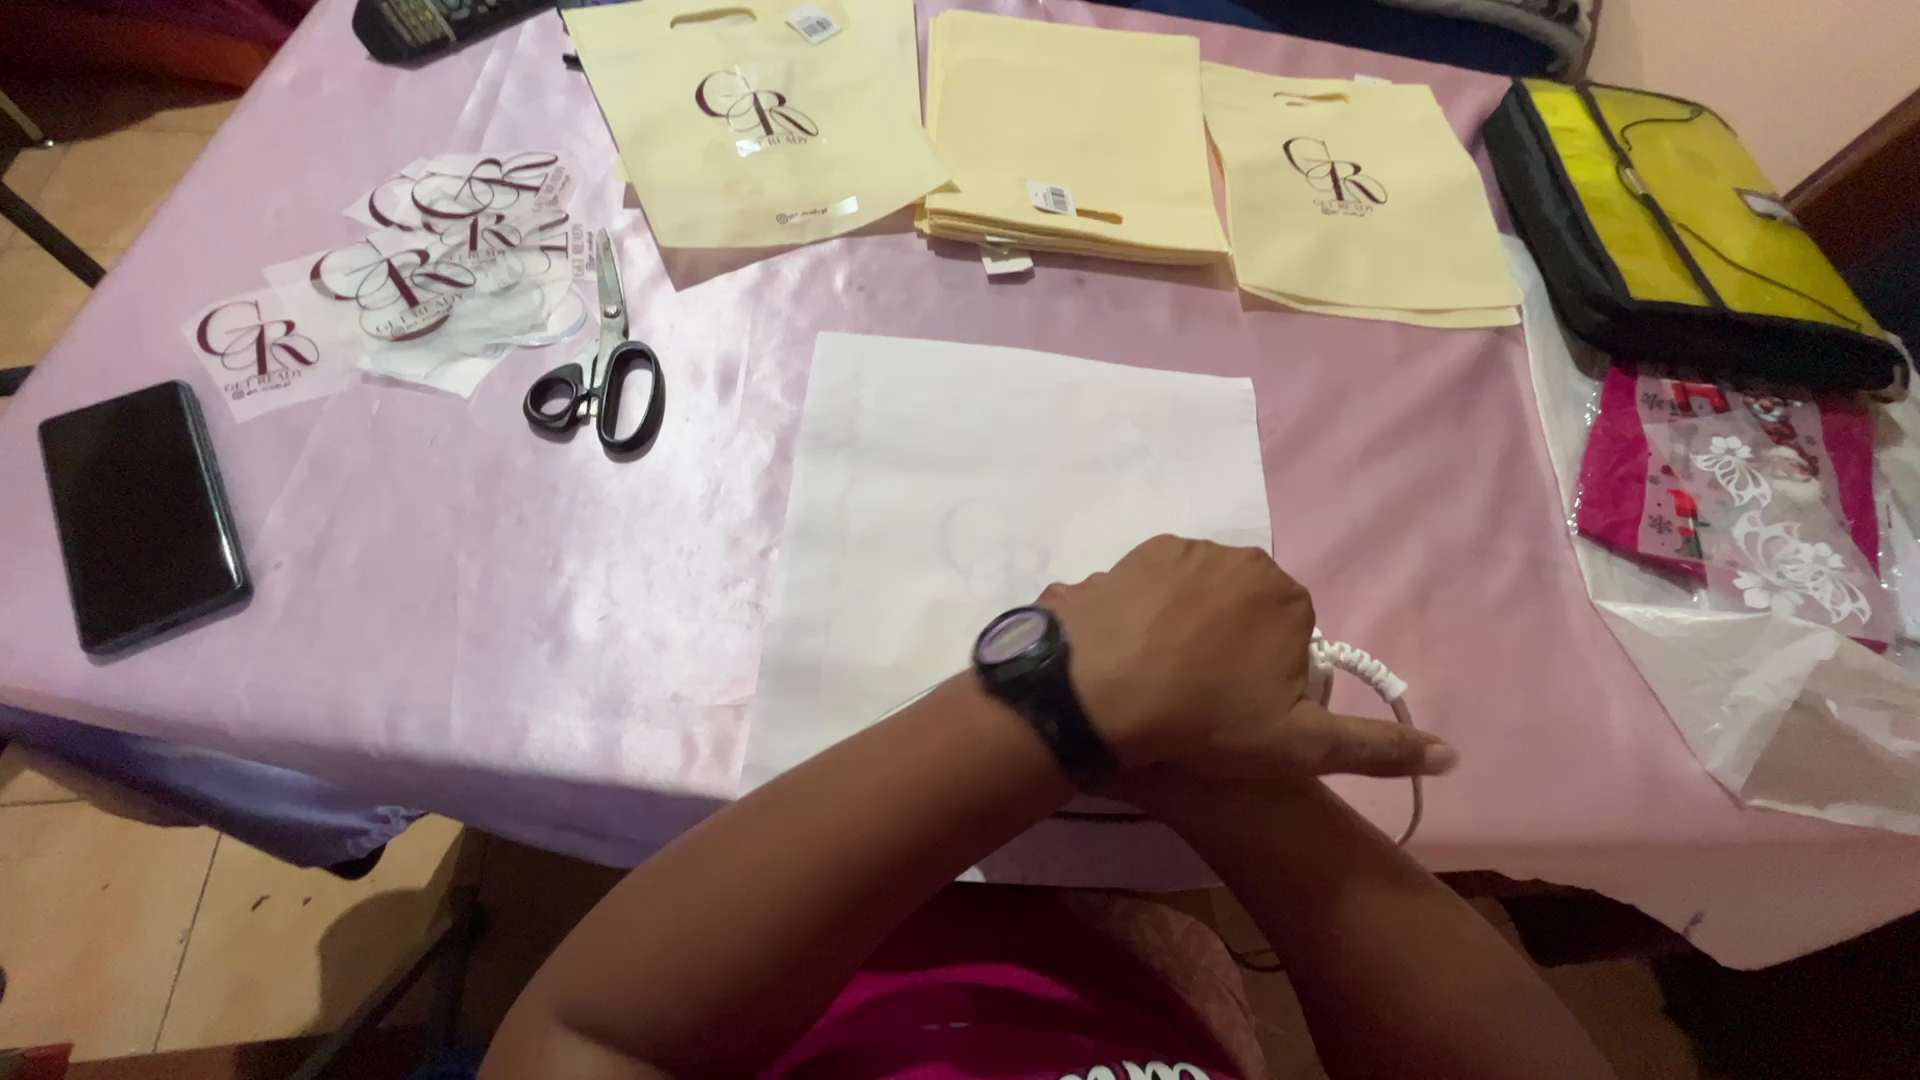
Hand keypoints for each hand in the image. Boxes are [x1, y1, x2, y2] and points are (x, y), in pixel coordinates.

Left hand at [1038, 535, 1454, 777]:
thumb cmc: (1203, 720)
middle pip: (1245, 605)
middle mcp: (1239, 558)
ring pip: (1199, 591)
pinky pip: (1156, 582)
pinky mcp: (1133, 552)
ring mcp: (1181, 549)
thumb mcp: (1297, 746)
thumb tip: (1452, 754)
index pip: (1290, 631)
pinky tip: (1134, 640)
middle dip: (1232, 640)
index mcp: (1286, 596)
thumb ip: (1375, 747)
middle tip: (1198, 687)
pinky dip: (1151, 605)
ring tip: (1161, 666)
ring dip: (1189, 619)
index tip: (1238, 701)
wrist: (1100, 693)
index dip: (1266, 671)